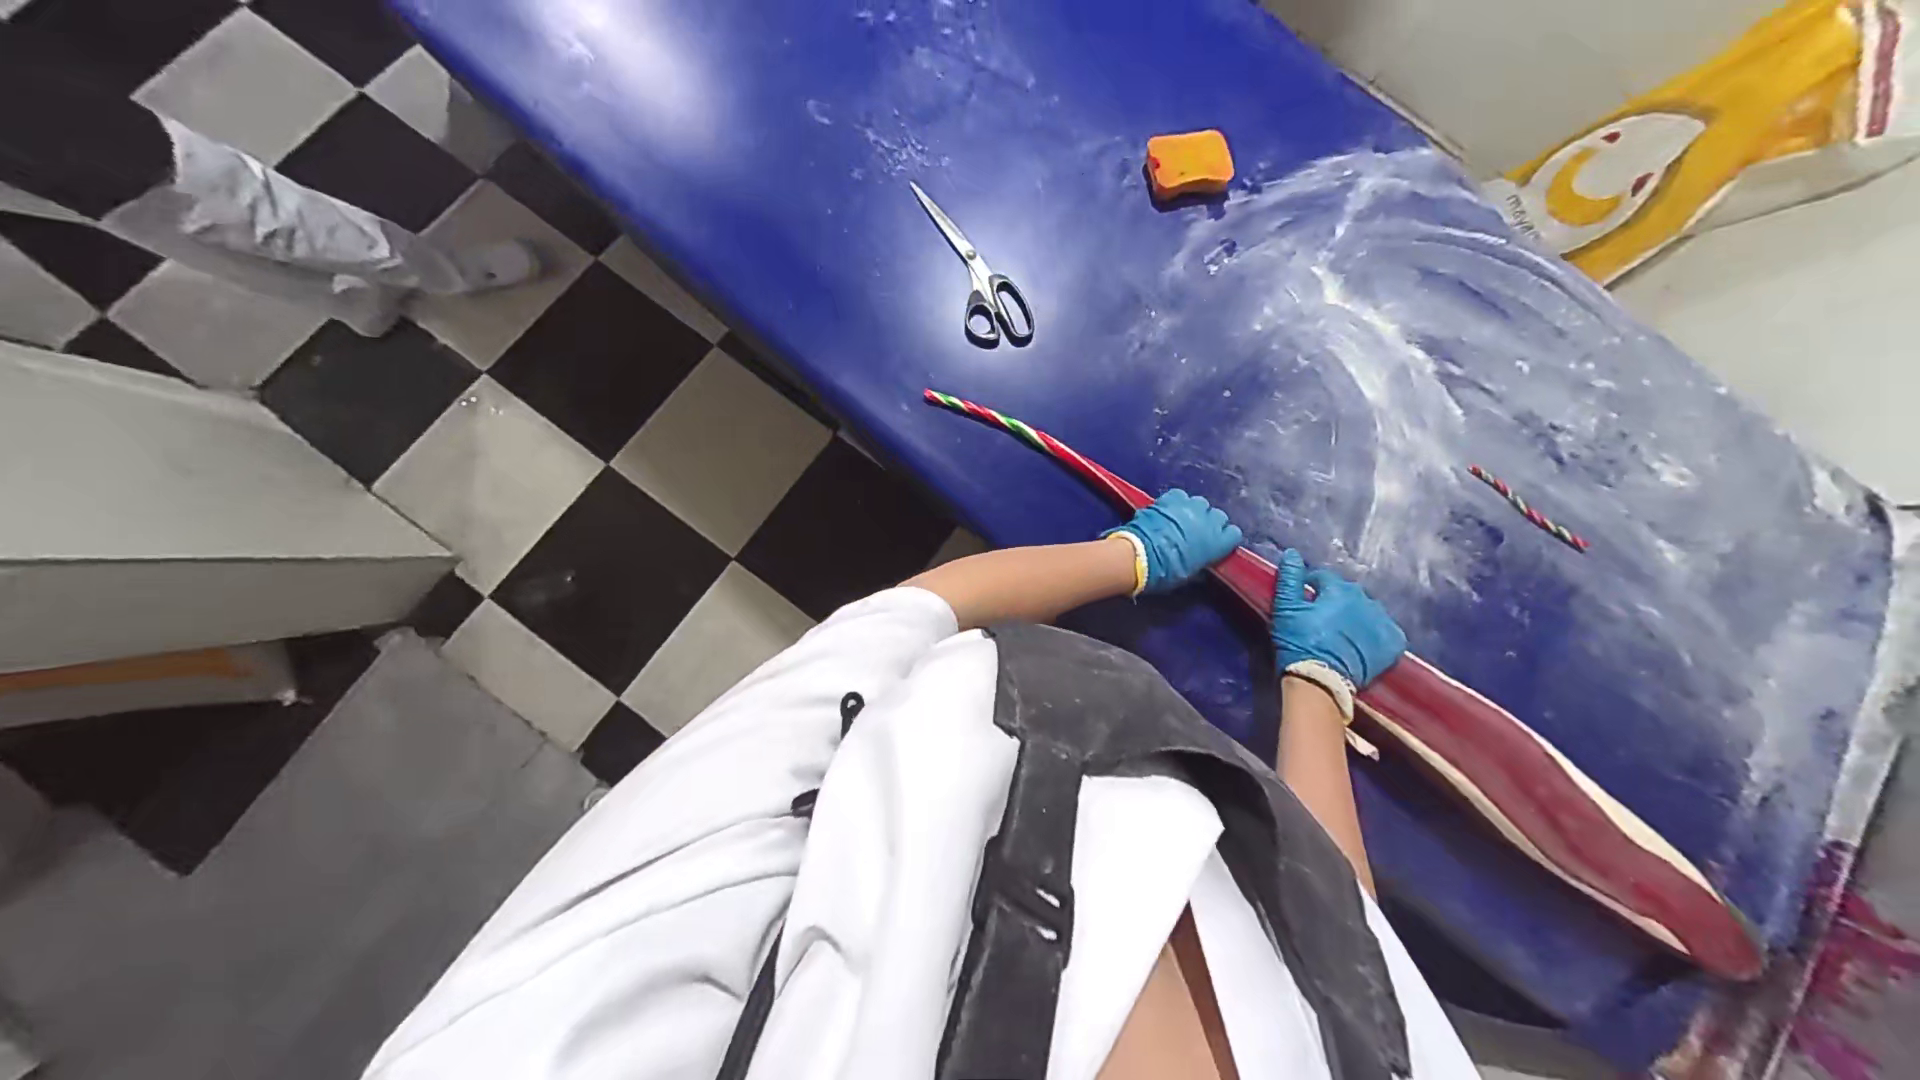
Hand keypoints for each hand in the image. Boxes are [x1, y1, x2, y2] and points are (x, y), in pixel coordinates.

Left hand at [1102, 490, 1242, 593]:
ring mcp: (1190, 507)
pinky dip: (1175, 502)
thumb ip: (1202, 562)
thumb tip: (1203, 561)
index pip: (1233, 534)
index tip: (1214, 542)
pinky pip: (1179, 496)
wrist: (1139, 555)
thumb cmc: (1165, 572)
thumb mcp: (1190, 574)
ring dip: (1192, 511)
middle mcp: (1209, 521)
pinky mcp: (1171, 498)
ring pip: (1200, 503)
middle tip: (1195, 532)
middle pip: (1218, 516)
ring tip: (1180, 520)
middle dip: (1208, 522)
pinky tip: (1168, 511)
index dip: (1223, 537)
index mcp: (1218, 542)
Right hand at [1271, 549, 1405, 687]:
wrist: (1320, 680)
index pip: (1325, 578)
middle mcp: (1367, 601)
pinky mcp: (1394, 644)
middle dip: (1335, 600)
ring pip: (1367, 611)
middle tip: (1319, 617)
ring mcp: (1383, 623)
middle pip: (1348, 593)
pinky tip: (1360, 642)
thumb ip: (1289, 579)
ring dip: (1355, 616)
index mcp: (1340, 591)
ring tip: (1339, 631)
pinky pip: (1385, 630)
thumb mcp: (1285, 609)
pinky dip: (1374, 632)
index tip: (1302, 599)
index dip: (1311, 586)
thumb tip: (1292, 554)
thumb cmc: (1298, 641)